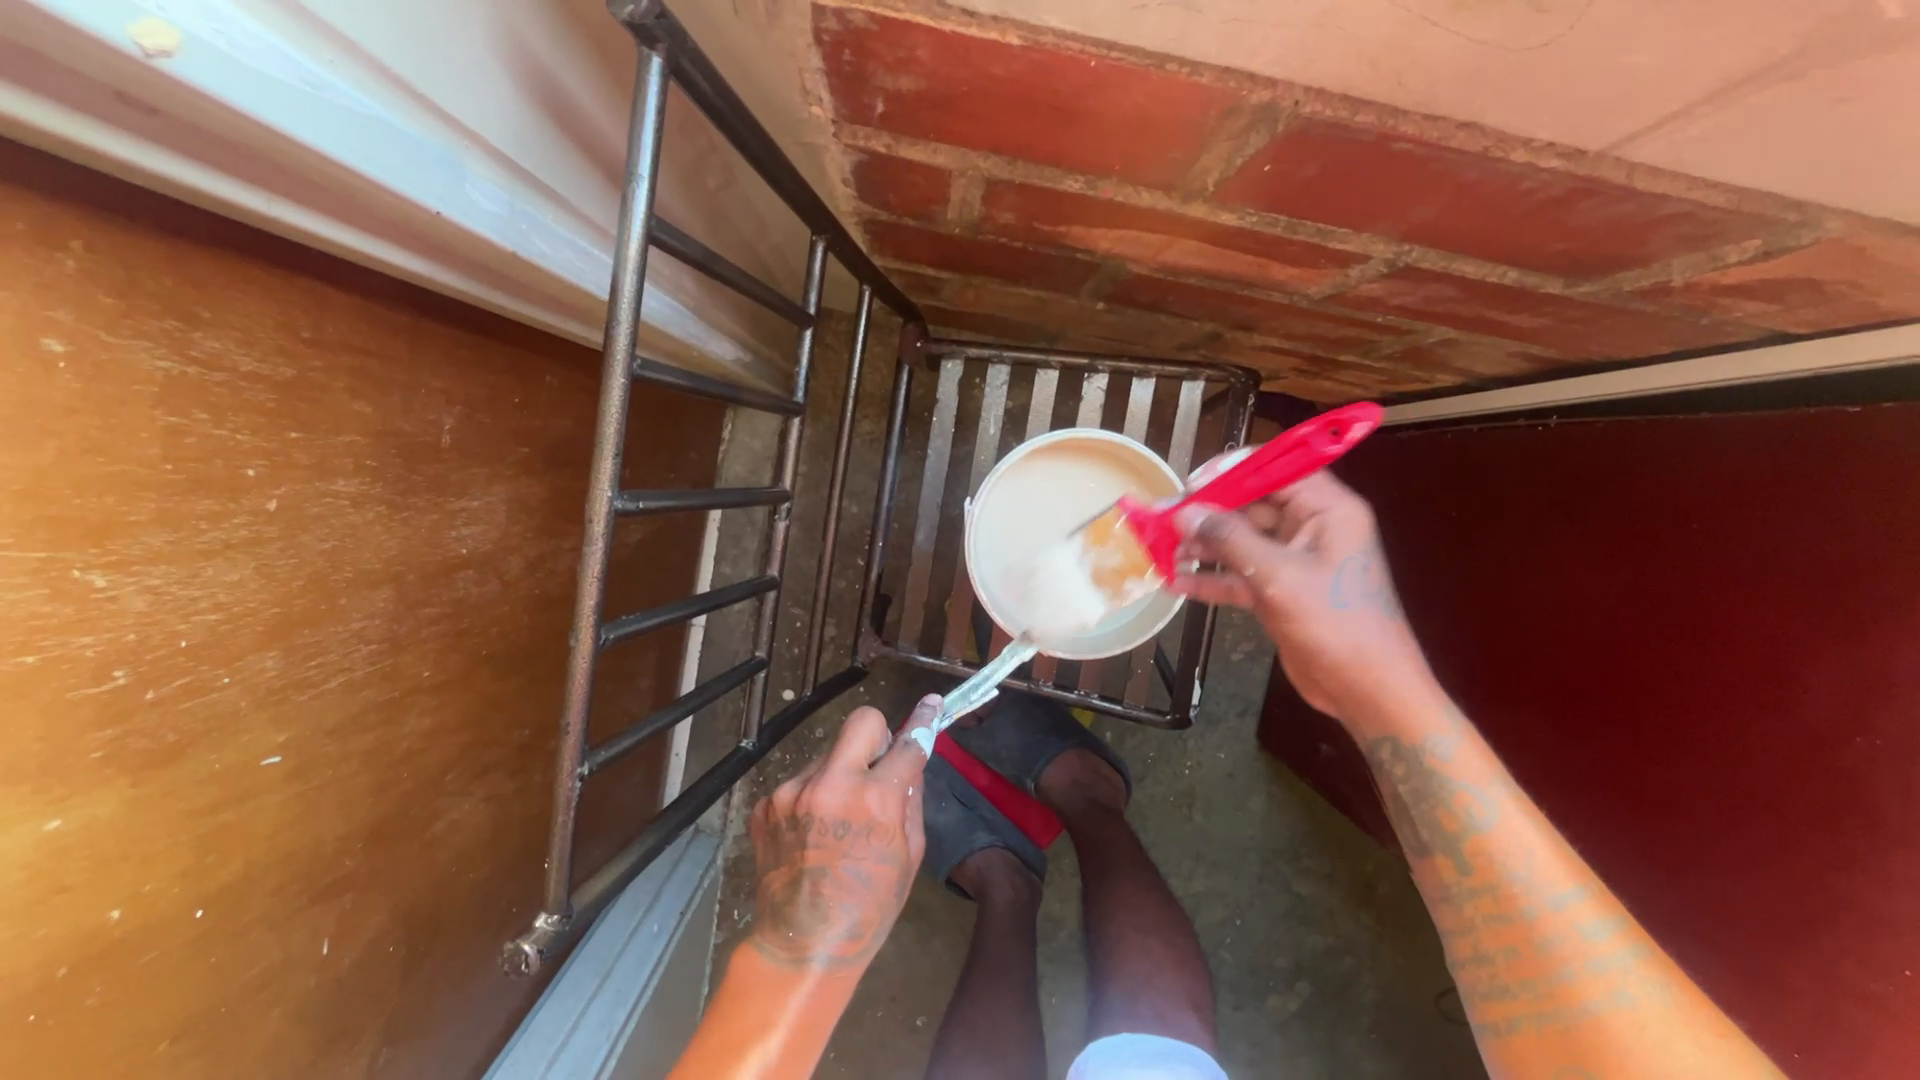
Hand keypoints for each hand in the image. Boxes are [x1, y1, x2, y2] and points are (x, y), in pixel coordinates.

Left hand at [747, 695, 939, 970]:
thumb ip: (909, 799)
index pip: (908, 743)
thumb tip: (909, 763)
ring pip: (827, 756)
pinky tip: (811, 834)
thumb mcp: (910, 854)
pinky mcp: (767, 804)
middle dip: (875, 735)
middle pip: (861, 721)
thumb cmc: (869, 905)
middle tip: (875, 766)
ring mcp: (792, 791)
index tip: (931, 704)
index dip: (925, 722)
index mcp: (875, 800)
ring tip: (836, 820)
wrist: (803, 943)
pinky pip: (800, 783)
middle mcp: (831, 784)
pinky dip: (811, 798)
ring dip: (839, 775)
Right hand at [1169, 471, 1435, 725]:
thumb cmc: (1336, 624)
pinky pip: (1240, 575)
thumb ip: (1229, 540)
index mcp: (1327, 510)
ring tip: (1163, 553)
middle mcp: (1311, 528)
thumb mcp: (1278, 577)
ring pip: (1241, 541)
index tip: (1191, 484)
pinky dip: (1212, 579)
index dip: (1233, 471)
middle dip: (1208, 513)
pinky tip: (1178, 584)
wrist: (1367, 690)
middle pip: (1252, 505)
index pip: (1277, 469)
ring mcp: (1294, 562)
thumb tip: (1185, 513)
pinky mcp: (1280, 592)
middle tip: (1165, 520)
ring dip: (1204, 547)